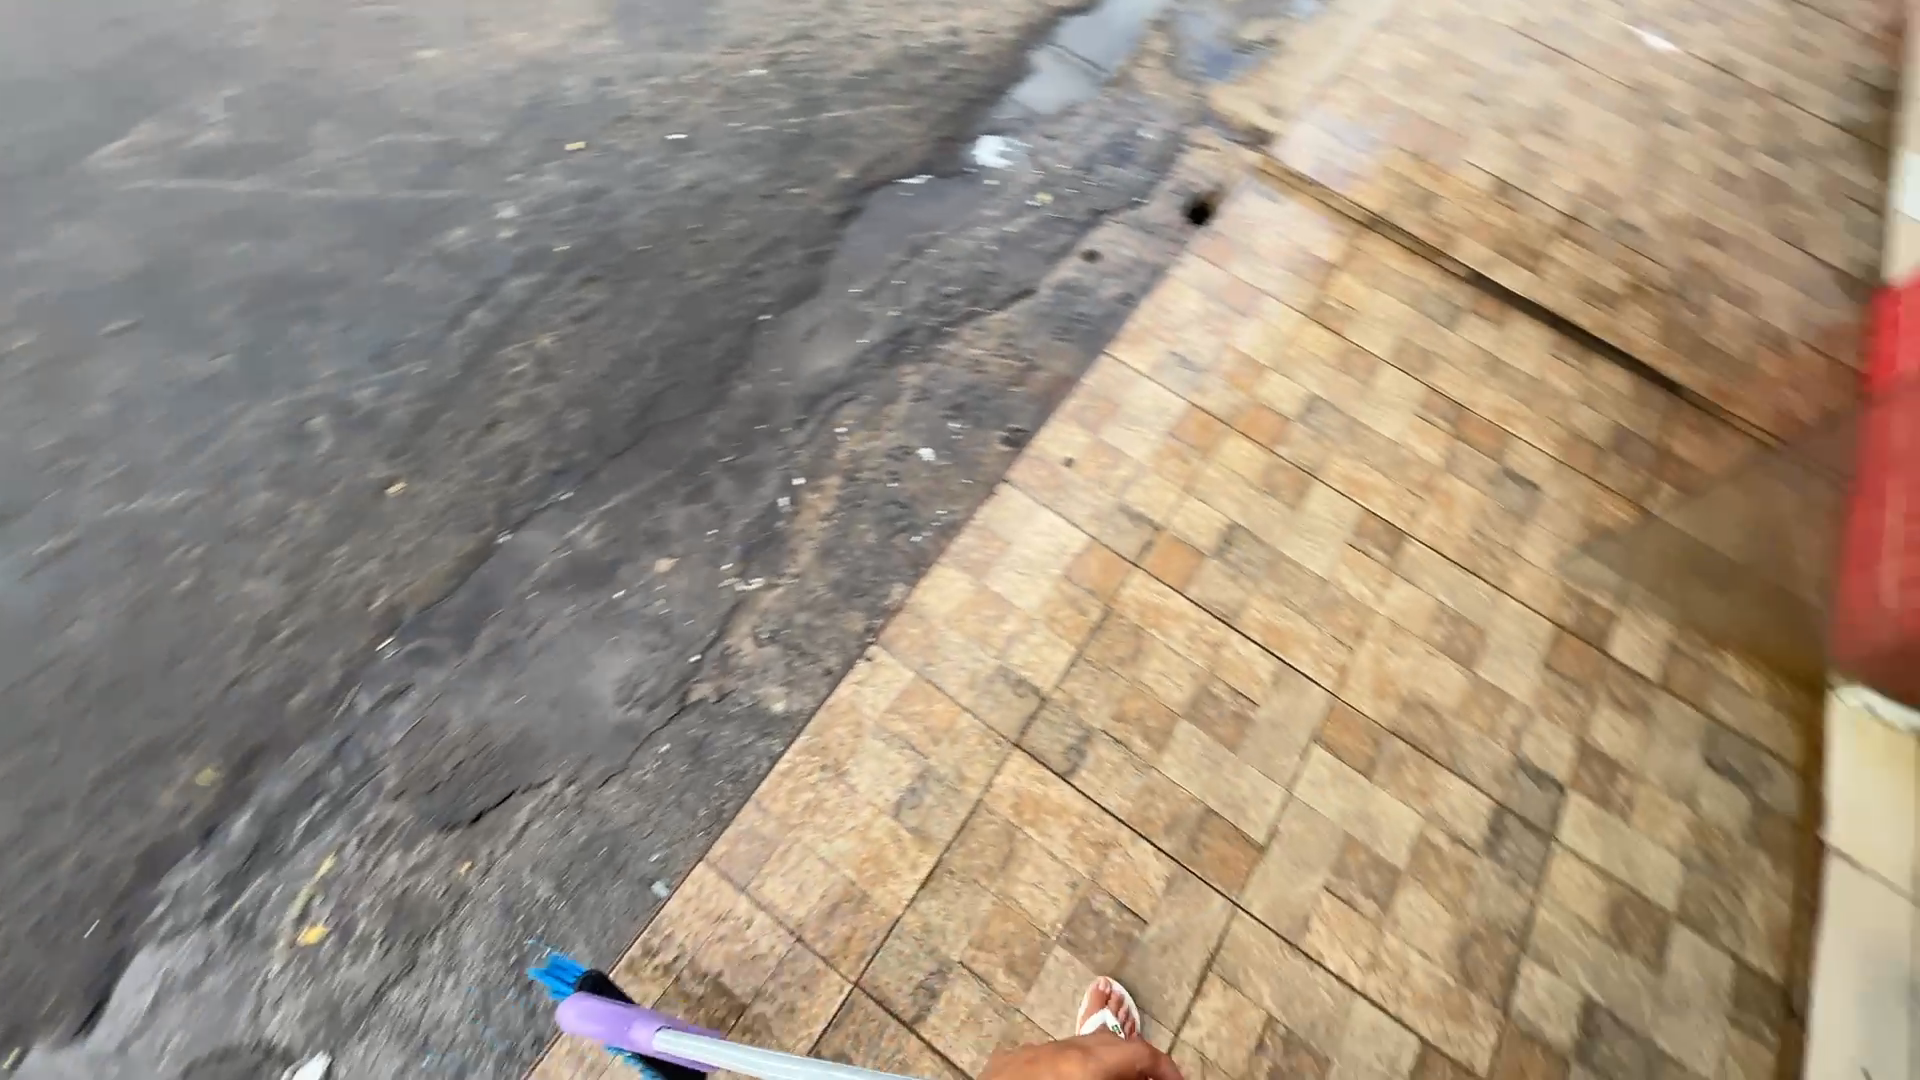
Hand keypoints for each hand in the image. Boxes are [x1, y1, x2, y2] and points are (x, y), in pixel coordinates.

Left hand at [979, 1031, 1185, 1079]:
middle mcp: (1061, 1047)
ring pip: (1080, 1051)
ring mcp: (1033, 1051)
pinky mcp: (1009, 1061)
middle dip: (1136, 1067)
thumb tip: (1144, 1079)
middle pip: (1111, 1044)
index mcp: (1086, 1063)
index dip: (1166, 1069)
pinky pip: (1051, 1060)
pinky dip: (1072, 1072)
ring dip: (1103, 1069)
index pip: (1141, 1052)